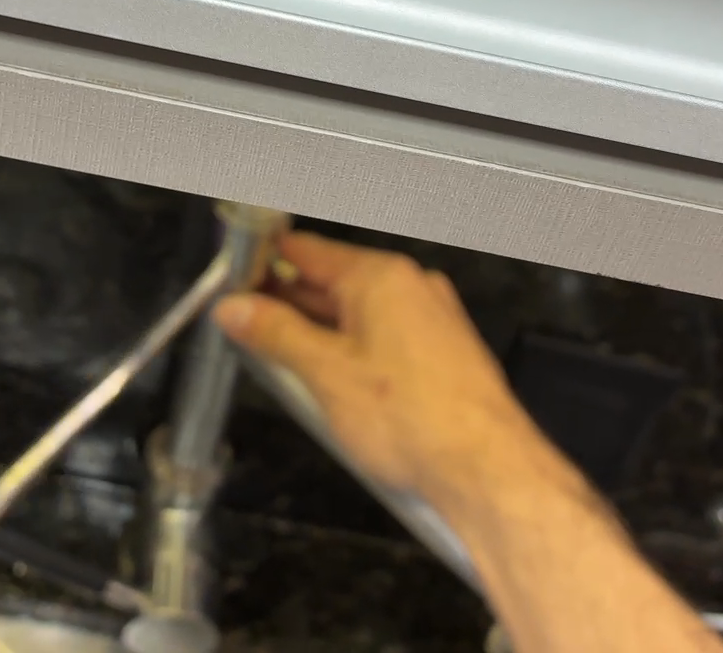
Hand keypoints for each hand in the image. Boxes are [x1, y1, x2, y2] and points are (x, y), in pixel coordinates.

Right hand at [214, 231, 547, 508]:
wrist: (489, 471)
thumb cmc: (410, 417)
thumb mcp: (325, 373)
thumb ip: (274, 333)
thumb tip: (233, 307)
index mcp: (379, 276)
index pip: (306, 250)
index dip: (264, 261)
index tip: (234, 277)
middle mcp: (409, 285)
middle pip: (331, 281)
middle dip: (288, 302)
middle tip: (246, 324)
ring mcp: (430, 317)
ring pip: (358, 311)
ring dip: (318, 329)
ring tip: (280, 357)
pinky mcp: (442, 350)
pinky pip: (384, 334)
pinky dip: (352, 347)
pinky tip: (332, 379)